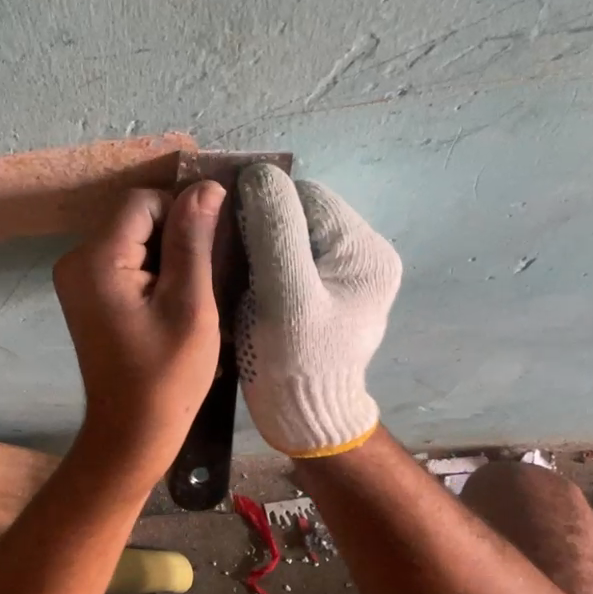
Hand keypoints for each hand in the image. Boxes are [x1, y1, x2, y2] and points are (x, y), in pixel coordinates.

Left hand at [52, 183, 224, 464]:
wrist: (131, 430)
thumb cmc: (166, 374)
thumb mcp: (190, 303)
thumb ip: (193, 240)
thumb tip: (206, 186)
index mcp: (95, 259)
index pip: (142, 201)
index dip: (180, 215)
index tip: (206, 252)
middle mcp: (75, 259)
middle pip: (134, 216)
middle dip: (172, 237)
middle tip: (198, 281)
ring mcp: (75, 277)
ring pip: (131, 236)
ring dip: (164, 255)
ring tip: (184, 297)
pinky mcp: (84, 292)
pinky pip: (121, 259)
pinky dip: (149, 270)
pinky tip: (166, 304)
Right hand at [236, 164, 401, 457]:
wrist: (304, 420)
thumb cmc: (296, 360)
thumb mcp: (284, 294)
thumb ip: (274, 231)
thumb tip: (259, 173)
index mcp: (364, 250)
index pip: (303, 196)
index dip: (259, 207)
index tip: (228, 237)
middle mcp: (362, 254)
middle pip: (295, 212)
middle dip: (257, 228)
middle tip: (231, 261)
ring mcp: (343, 273)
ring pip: (286, 233)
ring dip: (256, 247)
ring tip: (238, 277)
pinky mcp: (323, 290)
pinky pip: (285, 257)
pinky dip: (261, 265)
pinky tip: (248, 288)